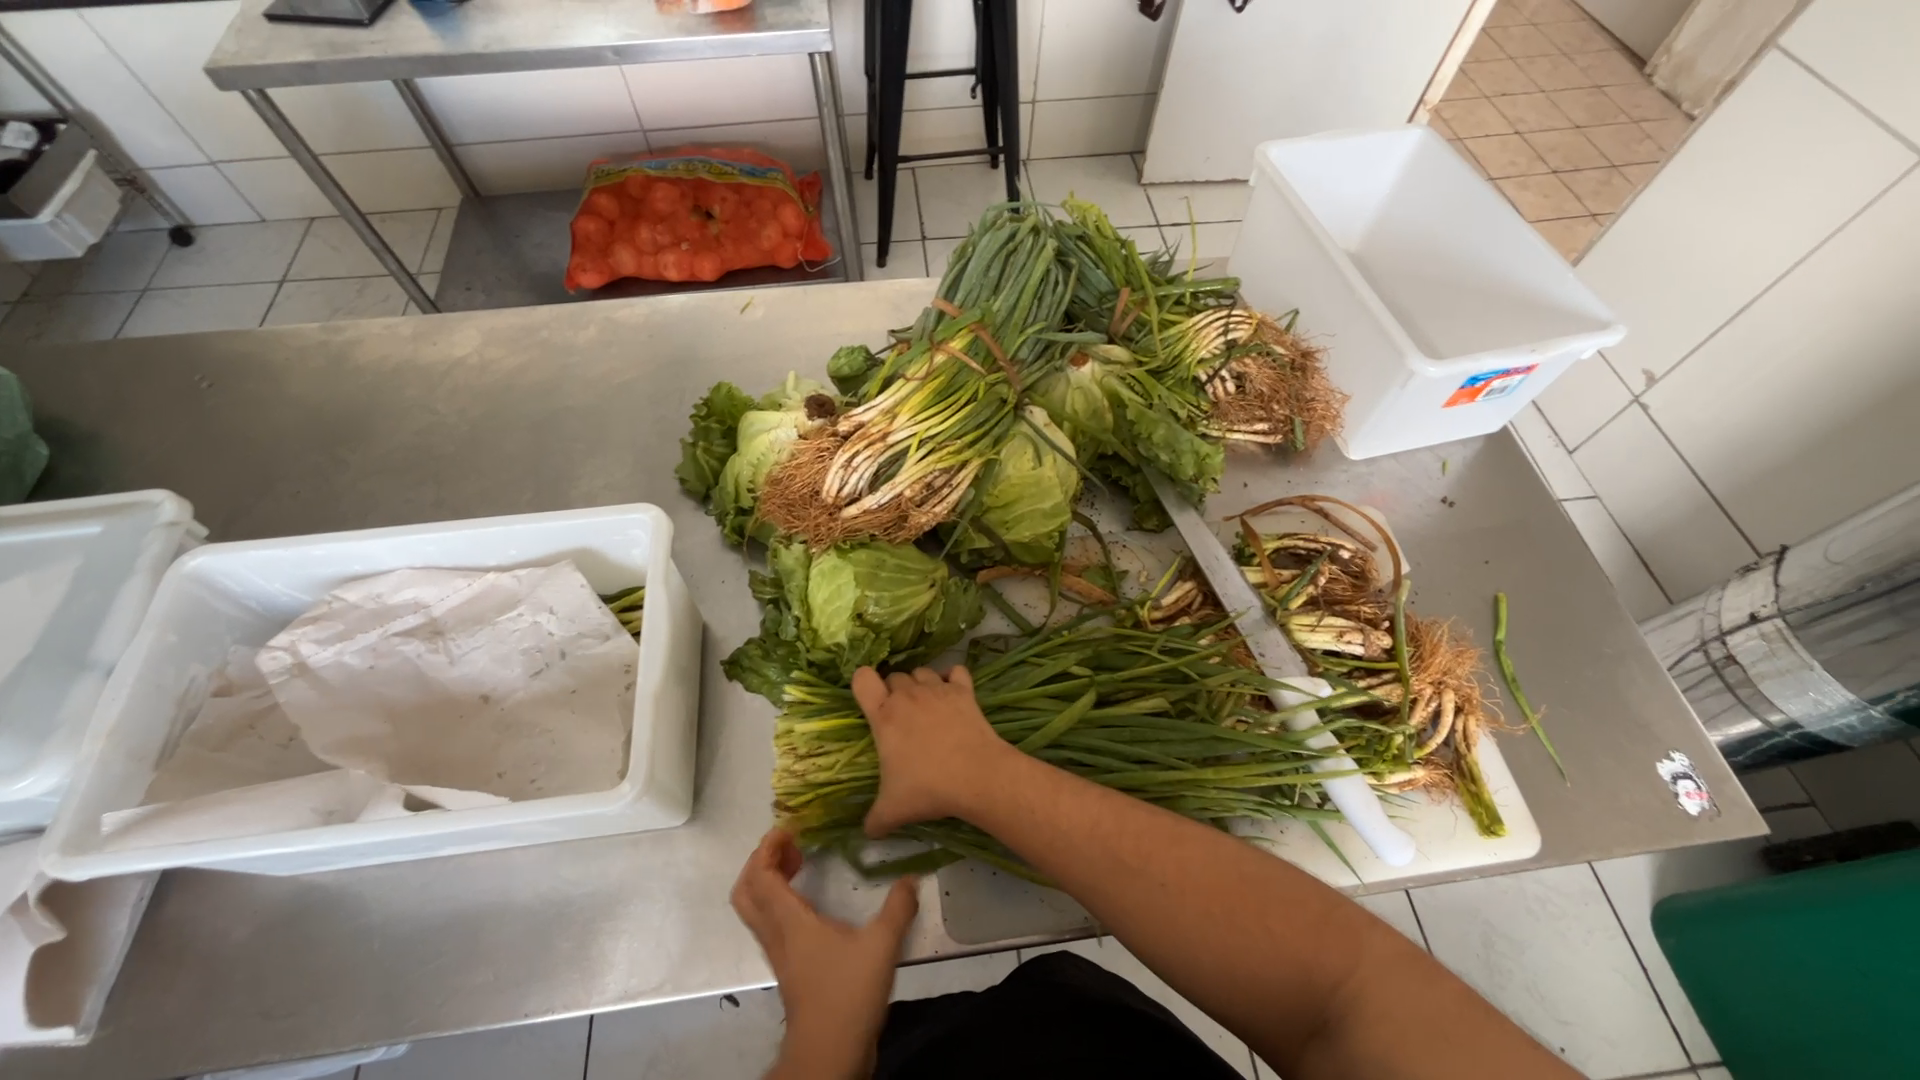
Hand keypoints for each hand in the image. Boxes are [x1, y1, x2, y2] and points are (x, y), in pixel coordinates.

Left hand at [731, 829, 918, 1079]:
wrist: (830, 1053)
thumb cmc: (848, 995)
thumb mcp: (882, 946)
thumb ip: (898, 908)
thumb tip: (911, 879)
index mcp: (790, 921)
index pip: (760, 876)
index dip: (767, 848)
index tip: (789, 829)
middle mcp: (776, 934)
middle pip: (746, 892)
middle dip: (760, 862)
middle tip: (790, 845)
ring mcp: (779, 954)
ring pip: (756, 909)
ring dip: (769, 881)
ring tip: (800, 866)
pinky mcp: (788, 969)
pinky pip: (771, 924)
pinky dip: (781, 902)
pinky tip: (812, 904)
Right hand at [852, 665, 1011, 837]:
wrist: (976, 776)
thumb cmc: (928, 788)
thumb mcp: (893, 810)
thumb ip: (875, 820)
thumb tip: (867, 833)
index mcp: (884, 716)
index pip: (863, 679)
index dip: (863, 684)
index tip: (870, 700)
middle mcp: (908, 695)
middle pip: (894, 676)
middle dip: (894, 691)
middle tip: (901, 717)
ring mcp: (938, 690)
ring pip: (922, 671)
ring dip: (920, 684)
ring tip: (926, 705)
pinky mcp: (964, 691)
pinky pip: (955, 670)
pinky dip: (952, 678)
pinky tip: (953, 692)